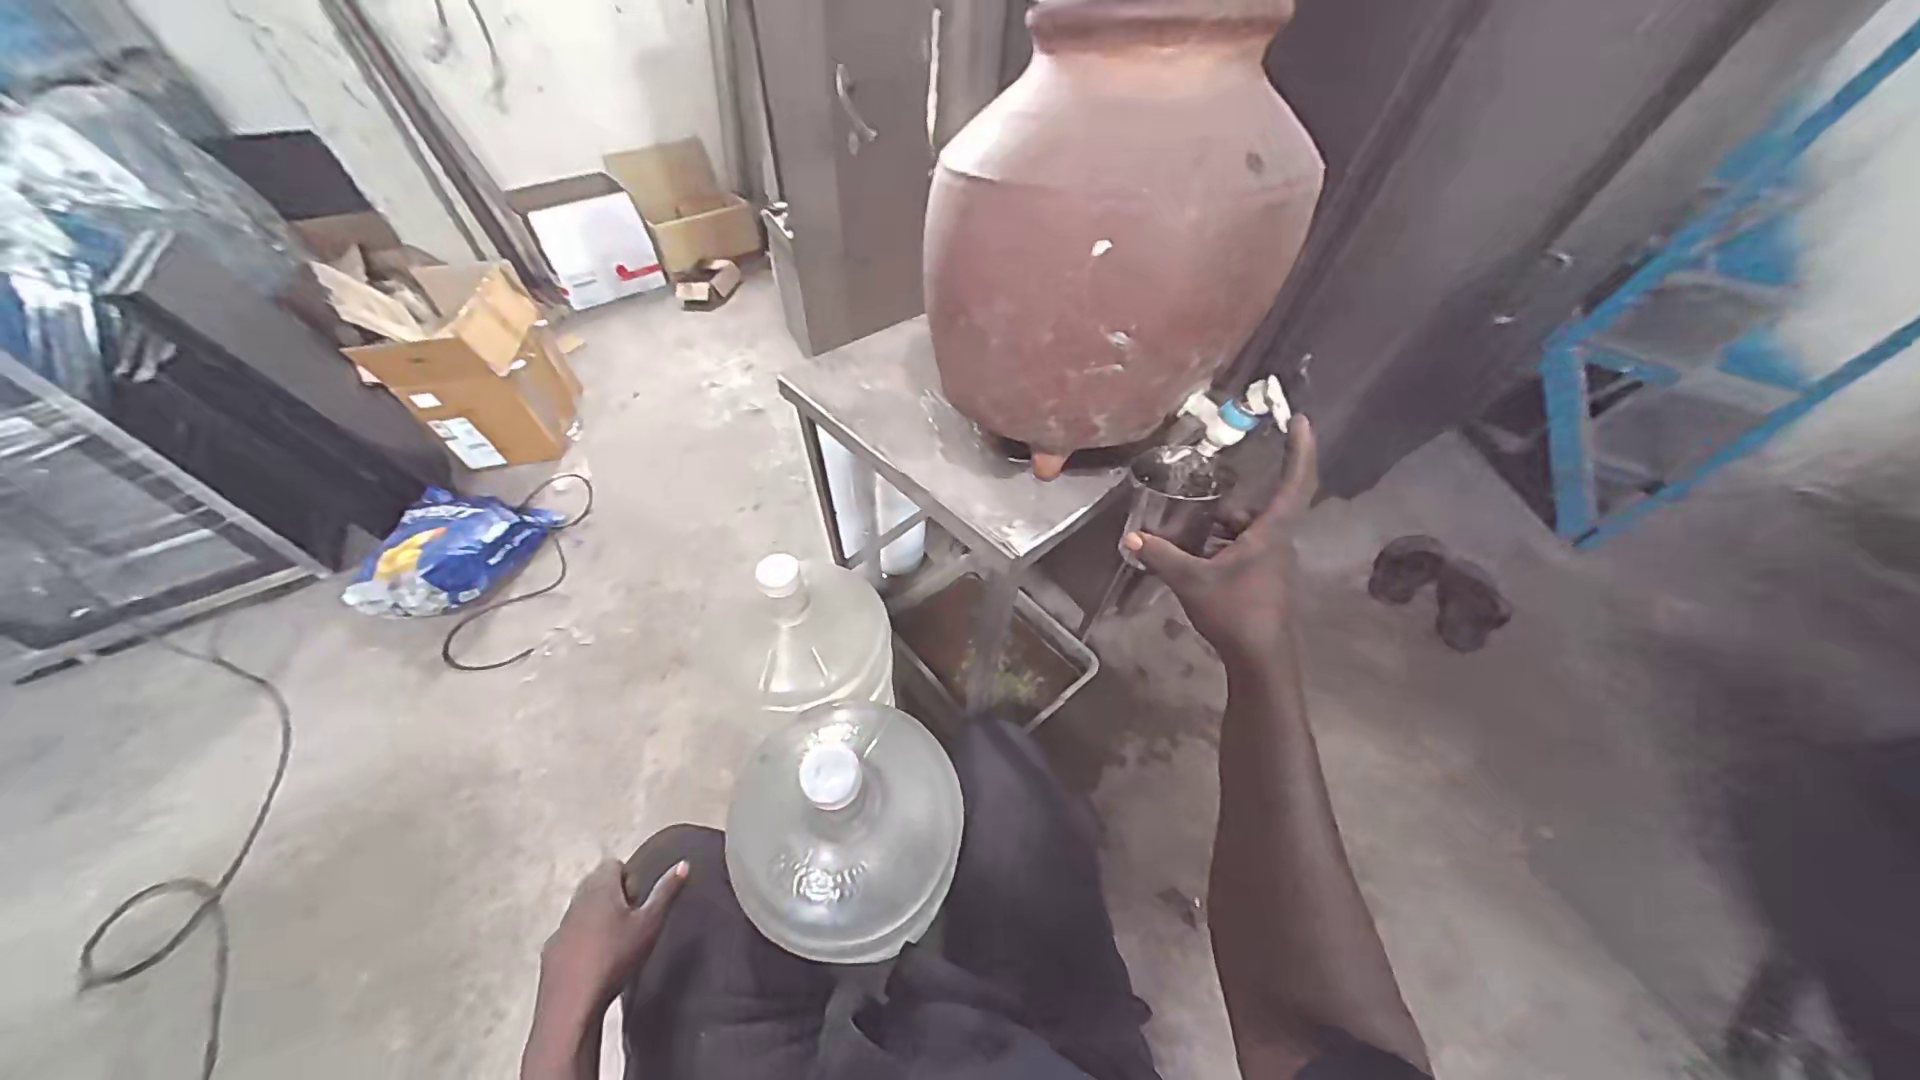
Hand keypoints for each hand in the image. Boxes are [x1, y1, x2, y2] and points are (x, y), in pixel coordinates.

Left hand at [536, 858, 686, 1016]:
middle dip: (615, 896)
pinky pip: (570, 936)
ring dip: (598, 918)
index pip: (613, 864)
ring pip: (583, 911)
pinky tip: (596, 963)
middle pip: (596, 885)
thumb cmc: (616, 957)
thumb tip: (683, 863)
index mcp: (599, 888)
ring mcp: (559, 929)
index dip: (630, 878)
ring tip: (617, 943)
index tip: (639, 901)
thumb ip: (666, 891)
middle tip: (632, 920)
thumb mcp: (651, 923)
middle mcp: (576, 902)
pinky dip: (583, 941)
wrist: (571, 1007)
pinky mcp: (549, 955)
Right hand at [1124, 417, 1317, 671]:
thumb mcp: (1191, 581)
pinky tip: (1196, 556)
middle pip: (1261, 507)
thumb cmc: (1236, 612)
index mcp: (1271, 532)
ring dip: (1222, 527)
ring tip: (1188, 527)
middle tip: (1200, 494)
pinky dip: (1222, 545)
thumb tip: (1133, 538)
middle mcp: (1278, 542)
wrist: (1260, 658)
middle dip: (1230, 501)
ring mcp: (1274, 562)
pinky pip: (1245, 549)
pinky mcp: (1265, 579)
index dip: (1300, 449)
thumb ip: (1162, 556)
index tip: (1300, 419)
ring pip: (1250, 531)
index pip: (1295, 481)